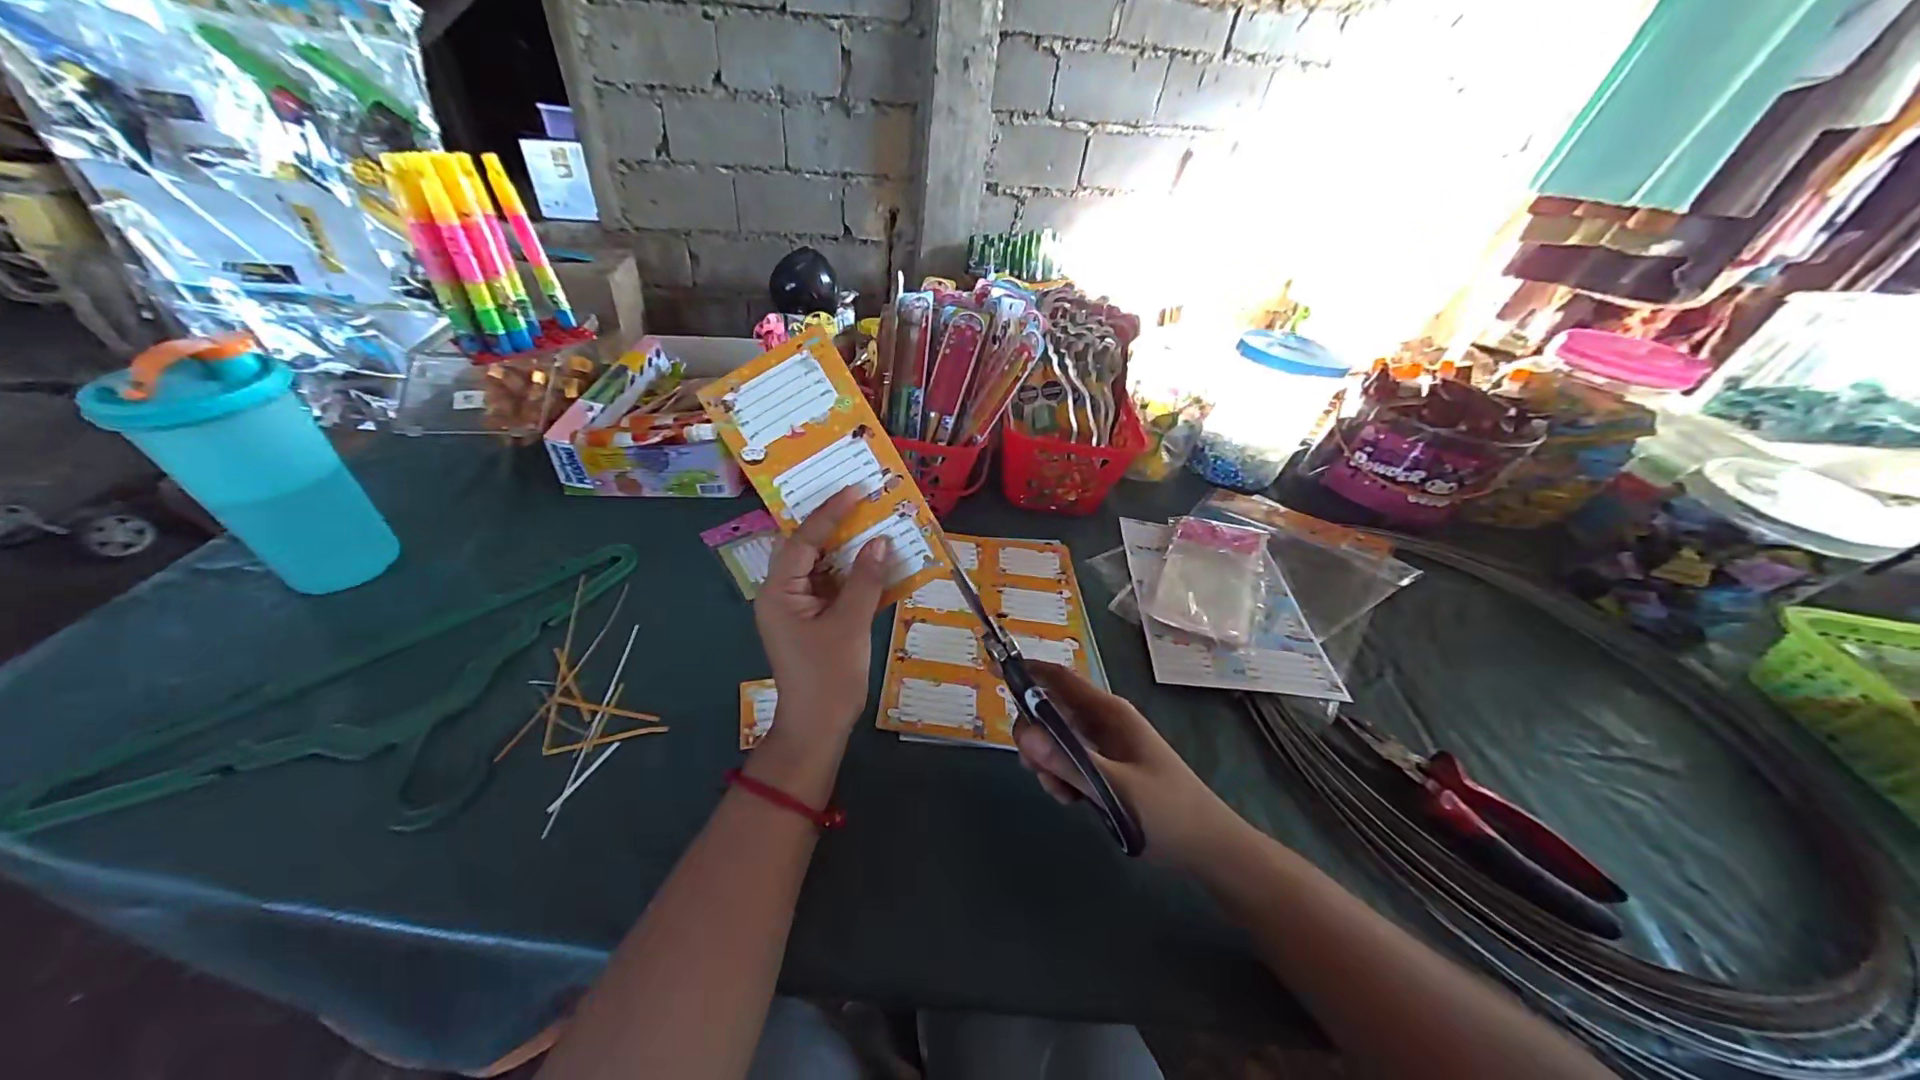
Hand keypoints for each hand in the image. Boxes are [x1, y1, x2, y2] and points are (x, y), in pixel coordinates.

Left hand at [754, 486, 891, 739]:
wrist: (819, 728)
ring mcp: (798, 609)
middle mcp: (782, 594)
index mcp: (779, 592)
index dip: (830, 514)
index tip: (855, 490)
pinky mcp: (813, 621)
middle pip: (808, 550)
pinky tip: (877, 565)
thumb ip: (865, 580)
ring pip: (823, 568)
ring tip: (876, 526)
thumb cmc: (828, 676)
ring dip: (849, 551)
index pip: (803, 541)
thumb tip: (880, 541)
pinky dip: (854, 577)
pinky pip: (833, 589)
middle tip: (865, 501)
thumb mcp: (850, 624)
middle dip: (837, 527)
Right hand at [1014, 662, 1247, 871]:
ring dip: (1048, 764)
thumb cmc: (1169, 812)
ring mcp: (1104, 745)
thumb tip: (1024, 734)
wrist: (1209, 848)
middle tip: (1038, 769)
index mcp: (1110, 713)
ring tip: (1064, 794)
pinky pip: (1068, 762)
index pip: (1060, 679)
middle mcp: (1103, 722)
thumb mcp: (1116, 788)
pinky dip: (1061, 777)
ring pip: (1055, 741)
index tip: (994, 671)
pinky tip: (1073, 801)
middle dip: (1035, 738)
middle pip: (1050, 712)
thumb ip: (1069, 763)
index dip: (1027, 670)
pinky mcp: (1104, 767)